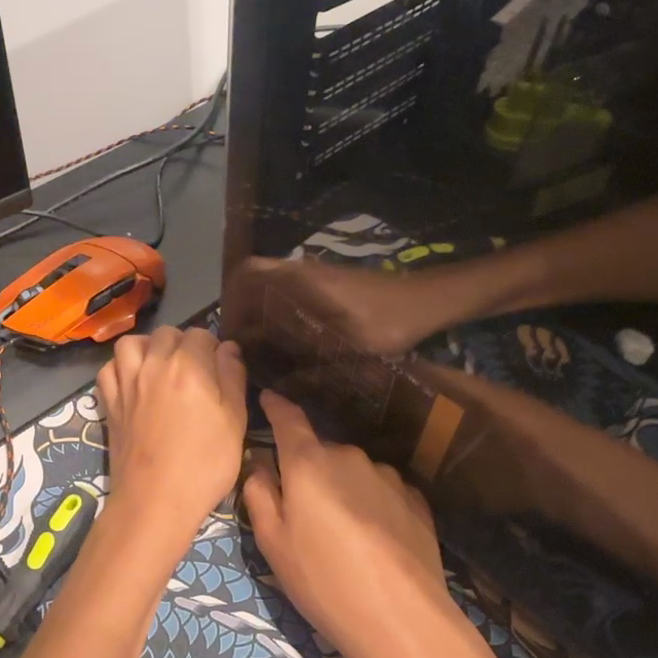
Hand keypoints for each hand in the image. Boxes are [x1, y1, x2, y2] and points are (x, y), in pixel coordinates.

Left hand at [96, 327, 248, 533]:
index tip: (218, 369)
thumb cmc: (204, 464)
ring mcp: (126, 382)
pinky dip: (120, 368)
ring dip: (147, 348)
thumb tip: (228, 348)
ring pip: (131, 343)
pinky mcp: (109, 402)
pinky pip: (108, 368)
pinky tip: (133, 382)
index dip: (213, 348)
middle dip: (182, 344)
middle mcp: (153, 365)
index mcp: (188, 366)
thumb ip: (232, 377)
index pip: (201, 334)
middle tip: (193, 371)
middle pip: (166, 334)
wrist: (155, 501)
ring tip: (159, 367)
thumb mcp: (235, 421)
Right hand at [234, 257, 453, 355]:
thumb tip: (277, 385)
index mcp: (301, 280)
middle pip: (253, 280)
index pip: (248, 274)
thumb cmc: (389, 322)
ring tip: (255, 348)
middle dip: (240, 310)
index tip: (228, 333)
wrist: (428, 301)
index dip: (230, 299)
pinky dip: (276, 313)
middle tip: (238, 346)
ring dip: (258, 312)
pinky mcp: (326, 285)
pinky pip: (287, 294)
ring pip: (270, 287)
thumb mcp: (351, 350)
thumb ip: (312, 366)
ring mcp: (314, 276)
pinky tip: (283, 344)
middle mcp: (301, 272)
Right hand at [241, 391, 463, 657]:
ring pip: (353, 472)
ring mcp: (387, 476)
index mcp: (309, 462)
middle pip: (320, 451)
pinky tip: (372, 540)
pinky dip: (370, 504)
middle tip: (301, 510)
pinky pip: (381, 491)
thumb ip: (260, 495)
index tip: (268, 397)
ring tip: (341, 533)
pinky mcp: (416, 500)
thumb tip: (261, 466)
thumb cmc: (323, 580)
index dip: (276, 406)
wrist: (401, 619)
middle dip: (308, 469)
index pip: (289, 418)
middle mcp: (350, 456)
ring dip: (342, 489)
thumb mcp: (272, 543)